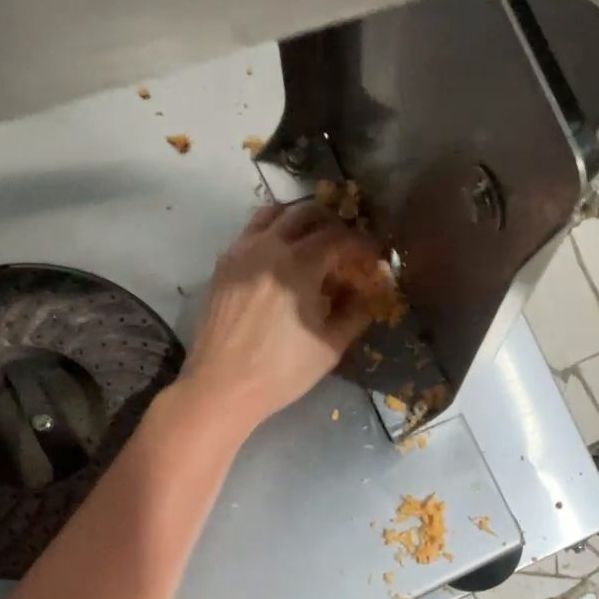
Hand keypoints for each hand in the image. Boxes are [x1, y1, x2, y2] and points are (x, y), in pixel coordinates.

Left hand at [185, 203, 381, 426]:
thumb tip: (365, 295)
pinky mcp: (224, 263)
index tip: (375, 256)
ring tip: (314, 237)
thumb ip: (353, 314)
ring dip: (299, 218)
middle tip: (347, 243)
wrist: (223, 385)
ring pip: (274, 213)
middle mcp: (269, 246)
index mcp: (300, 265)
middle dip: (333, 223)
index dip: (362, 244)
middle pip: (306, 213)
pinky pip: (252, 230)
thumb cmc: (282, 371)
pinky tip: (282, 254)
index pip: (339, 238)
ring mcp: (242, 250)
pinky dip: (274, 230)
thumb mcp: (330, 347)